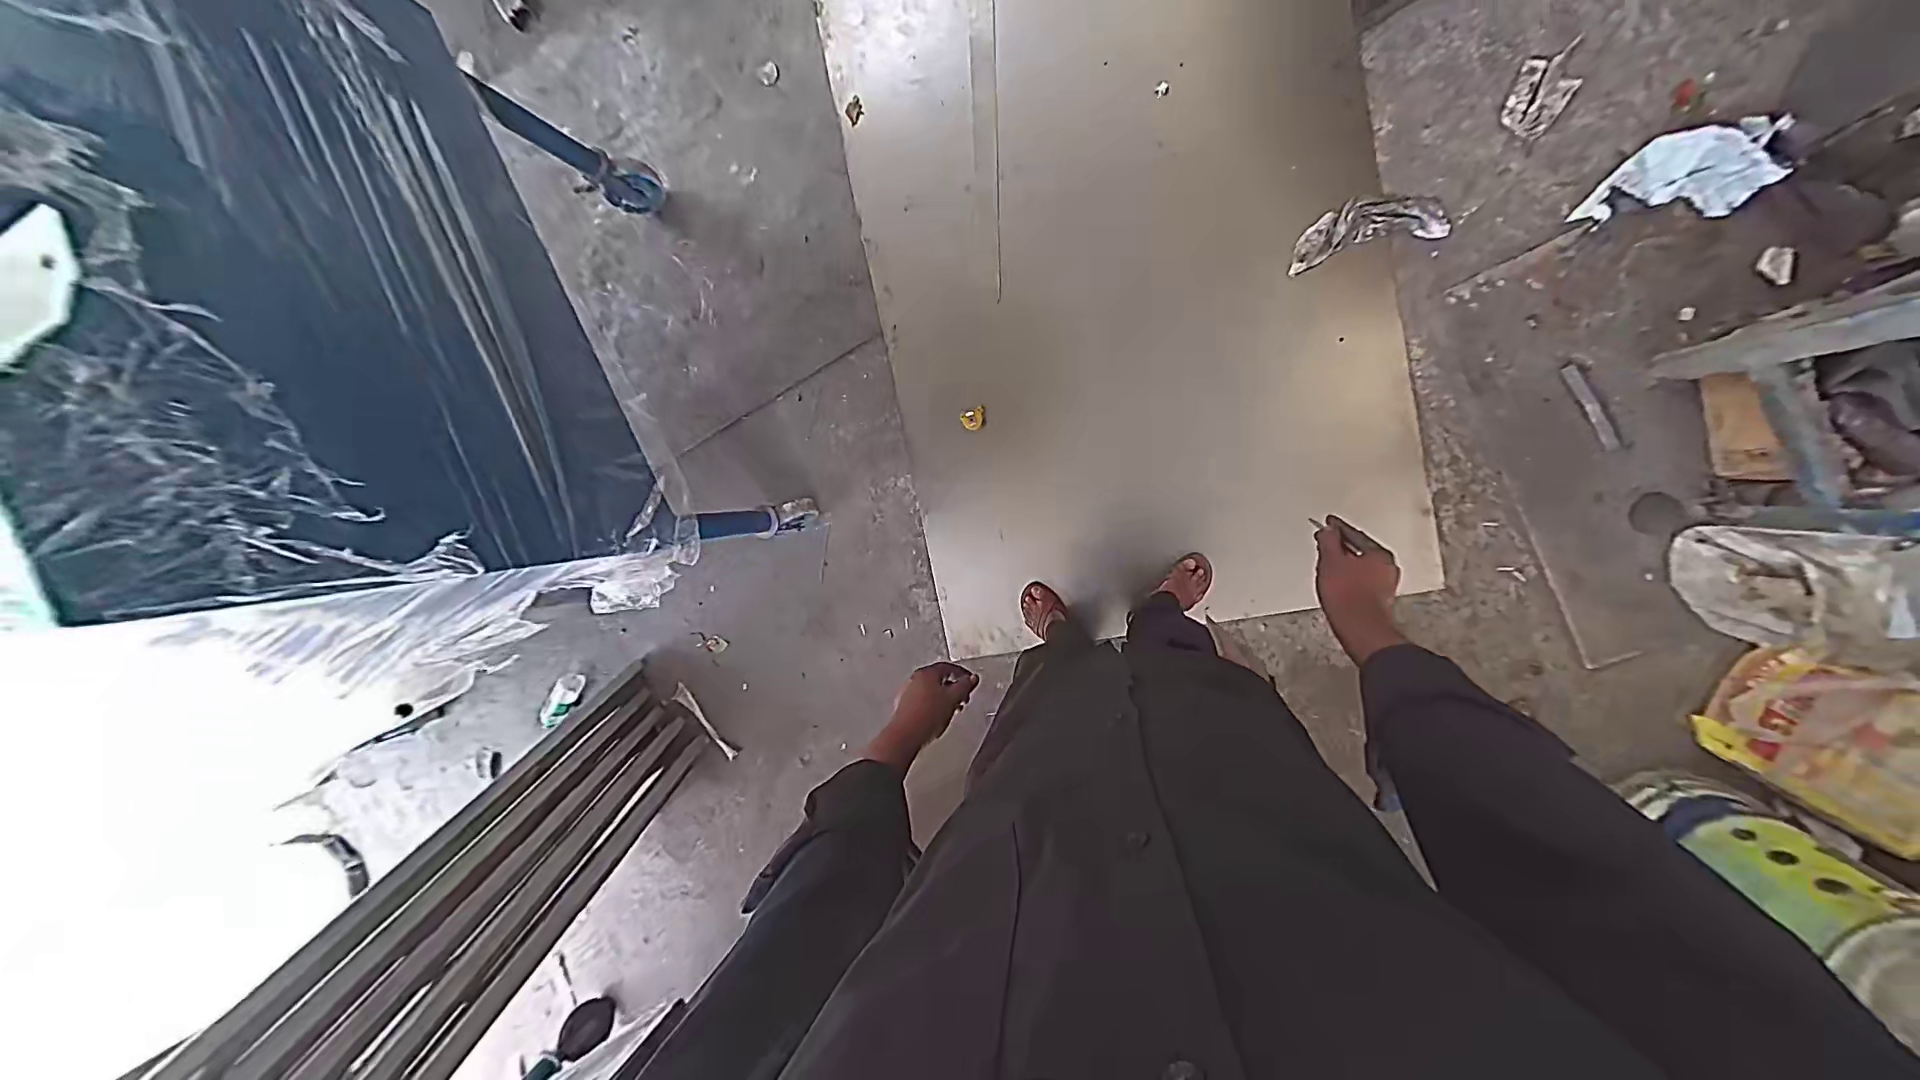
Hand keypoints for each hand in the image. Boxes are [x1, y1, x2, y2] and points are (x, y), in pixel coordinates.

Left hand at [864, 662, 979, 768]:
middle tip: (962, 697)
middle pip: (939, 678)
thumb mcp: (953, 699)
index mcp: (927, 673)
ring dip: (944, 698)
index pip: (949, 667)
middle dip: (953, 688)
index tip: (970, 682)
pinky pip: (922, 700)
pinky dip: (932, 705)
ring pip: (931, 690)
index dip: (963, 675)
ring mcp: (908, 692)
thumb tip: (971, 679)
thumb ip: (965, 686)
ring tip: (951, 710)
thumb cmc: (927, 716)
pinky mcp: (904, 705)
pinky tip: (937, 717)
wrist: (906, 735)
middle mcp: (915, 679)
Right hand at [1314, 515, 1406, 665]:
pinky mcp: (1377, 598)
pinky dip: (1348, 576)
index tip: (1328, 522)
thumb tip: (1327, 530)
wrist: (1359, 626)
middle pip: (1359, 549)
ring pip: (1360, 565)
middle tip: (1326, 539)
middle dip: (1341, 545)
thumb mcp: (1330, 561)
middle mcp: (1386, 567)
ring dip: (1344, 562)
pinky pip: (1360, 579)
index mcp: (1379, 554)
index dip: (1337, 527)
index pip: (1354, 533)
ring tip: (1328, 562)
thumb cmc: (1348, 596)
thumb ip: (1328, 541)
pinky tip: (1337, 581)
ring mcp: (1383, 584)